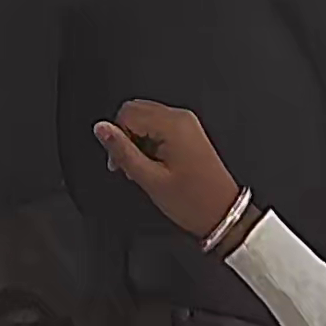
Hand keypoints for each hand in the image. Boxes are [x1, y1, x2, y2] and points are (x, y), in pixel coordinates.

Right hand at [93, 100, 240, 238]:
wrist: (224, 214)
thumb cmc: (194, 201)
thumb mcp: (150, 179)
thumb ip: (122, 150)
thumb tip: (101, 129)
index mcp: (172, 124)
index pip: (128, 113)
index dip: (117, 136)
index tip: (119, 162)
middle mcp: (180, 118)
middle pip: (136, 111)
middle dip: (126, 136)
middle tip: (130, 166)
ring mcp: (186, 123)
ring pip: (146, 118)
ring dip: (137, 140)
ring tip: (145, 169)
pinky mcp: (188, 132)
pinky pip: (159, 126)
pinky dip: (150, 142)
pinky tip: (155, 165)